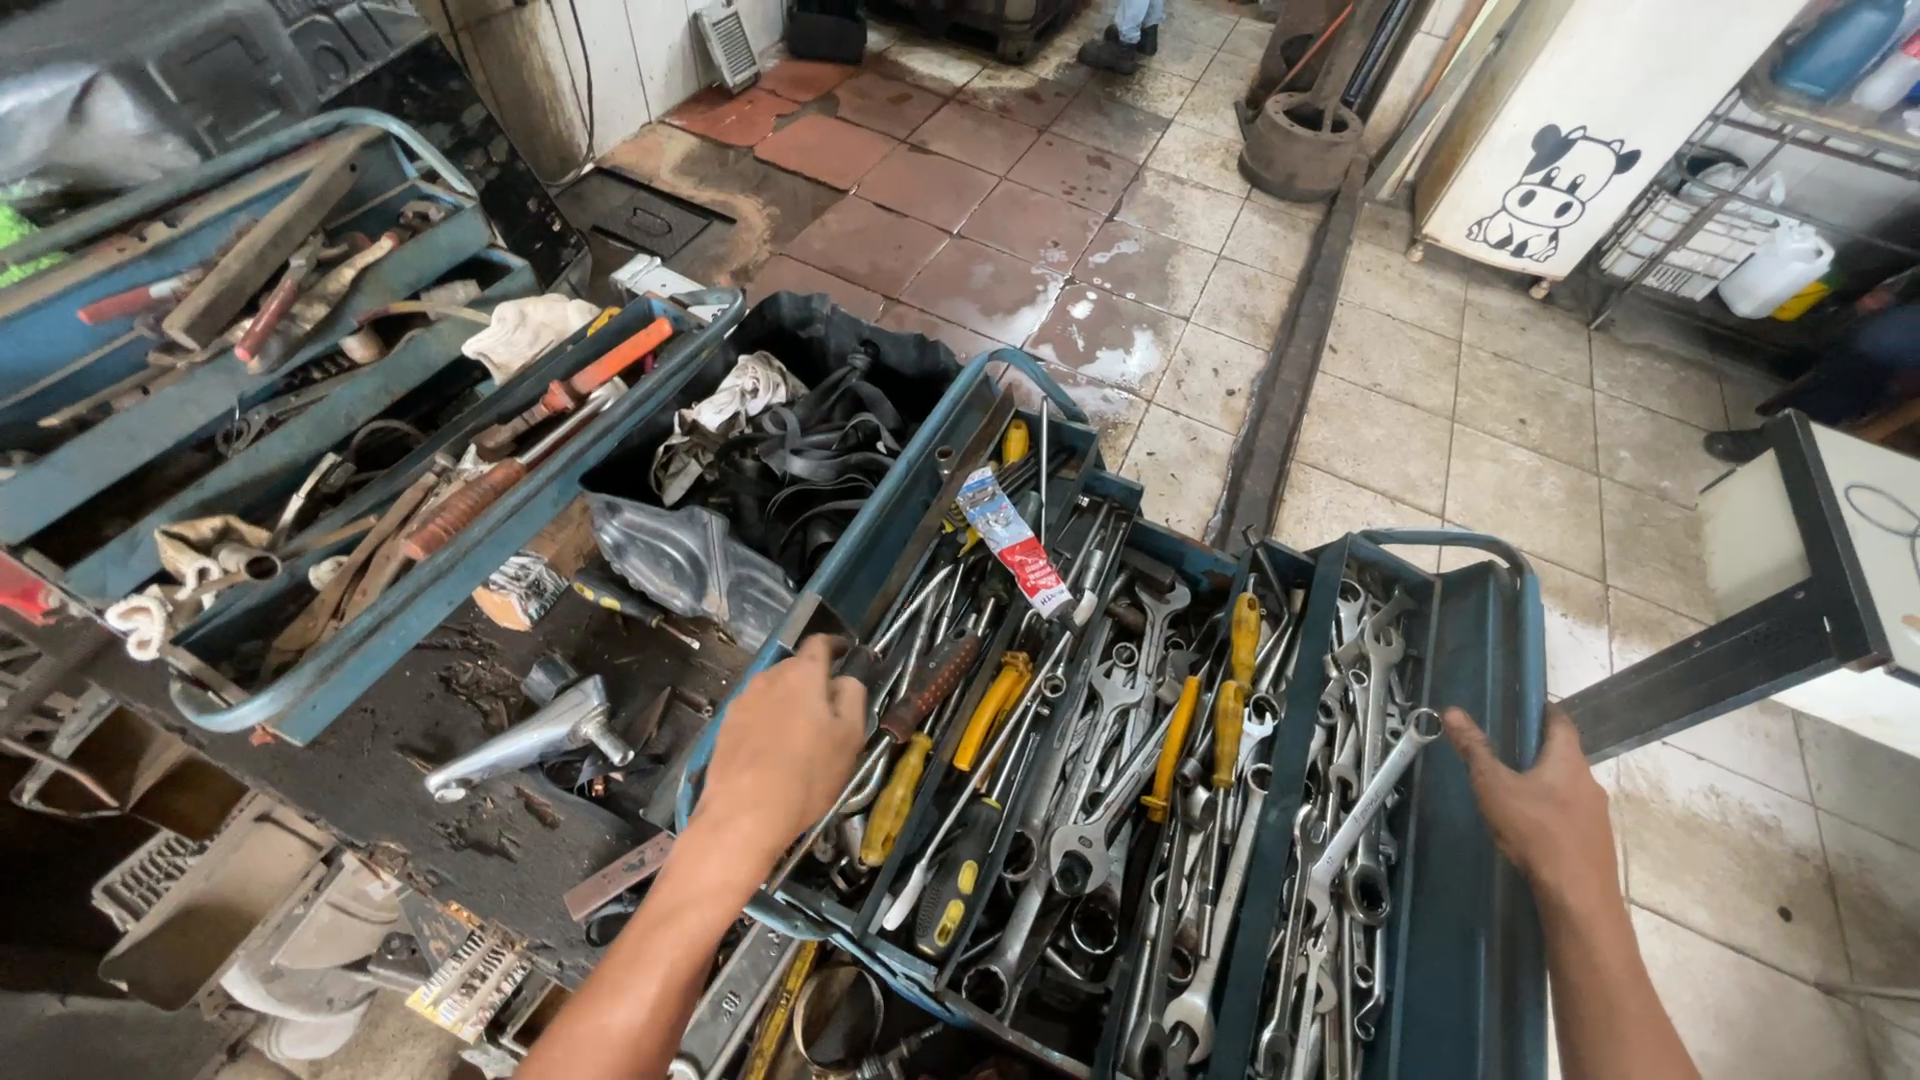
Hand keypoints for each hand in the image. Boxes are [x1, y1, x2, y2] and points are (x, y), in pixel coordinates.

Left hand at [696, 635, 866, 864]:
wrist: (744, 815)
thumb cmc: (808, 773)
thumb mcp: (850, 736)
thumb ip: (852, 696)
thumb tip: (844, 679)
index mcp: (802, 673)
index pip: (819, 642)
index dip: (835, 644)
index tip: (846, 652)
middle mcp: (768, 678)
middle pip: (796, 668)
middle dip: (813, 680)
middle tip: (829, 709)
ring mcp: (742, 702)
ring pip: (774, 691)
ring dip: (789, 702)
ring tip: (800, 733)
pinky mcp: (725, 727)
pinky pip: (756, 713)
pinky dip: (769, 722)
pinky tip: (774, 750)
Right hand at [1443, 705, 1618, 908]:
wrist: (1577, 895)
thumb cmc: (1535, 830)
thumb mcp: (1493, 785)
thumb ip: (1474, 749)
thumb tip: (1452, 711)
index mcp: (1568, 762)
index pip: (1561, 723)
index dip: (1543, 710)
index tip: (1522, 704)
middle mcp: (1588, 782)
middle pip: (1564, 755)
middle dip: (1536, 748)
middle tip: (1504, 745)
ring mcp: (1595, 813)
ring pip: (1566, 785)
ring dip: (1542, 779)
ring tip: (1510, 784)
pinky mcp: (1593, 840)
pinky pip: (1569, 811)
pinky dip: (1549, 806)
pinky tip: (1528, 820)